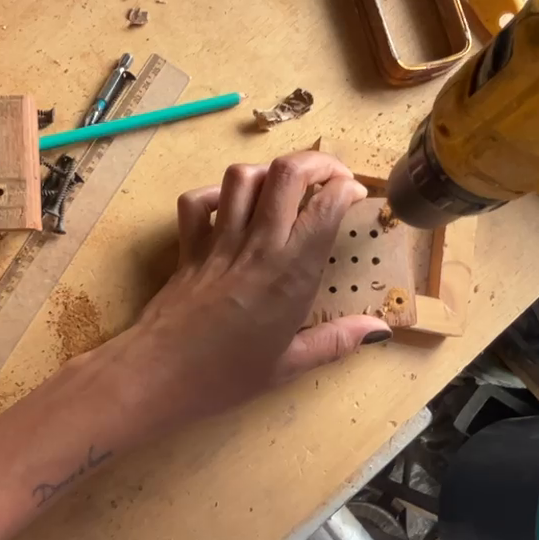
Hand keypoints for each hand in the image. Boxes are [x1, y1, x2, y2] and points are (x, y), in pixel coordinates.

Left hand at [85, 150, 391, 433]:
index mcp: (290, 275)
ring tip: (283, 189)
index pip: (324, 206)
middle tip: (330, 176)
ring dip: (268, 172)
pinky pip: (196, 201)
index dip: (346, 189)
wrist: (157, 376)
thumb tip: (380, 331)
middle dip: (316, 162)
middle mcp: (256, 247)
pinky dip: (216, 194)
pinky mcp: (187, 247)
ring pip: (241, 177)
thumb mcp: (288, 366)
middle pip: (286, 173)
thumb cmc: (225, 377)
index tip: (355, 196)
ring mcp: (217, 242)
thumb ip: (336, 342)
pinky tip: (230, 209)